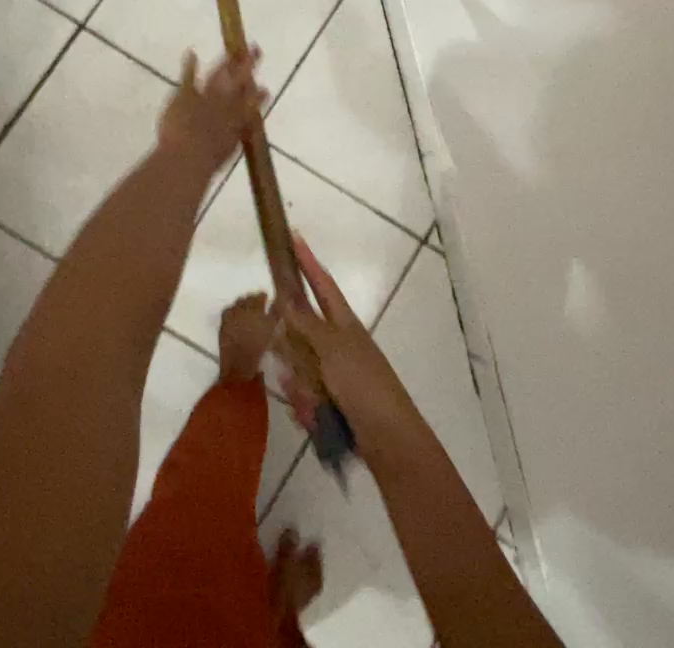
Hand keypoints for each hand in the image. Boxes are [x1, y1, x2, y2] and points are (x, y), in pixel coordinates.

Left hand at [157, 47, 264, 171]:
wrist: (187, 155)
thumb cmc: (207, 162)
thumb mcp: (229, 151)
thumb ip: (237, 137)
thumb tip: (245, 130)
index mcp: (239, 120)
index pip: (253, 104)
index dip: (260, 96)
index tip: (265, 89)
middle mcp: (227, 102)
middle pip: (241, 80)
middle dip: (249, 64)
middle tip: (257, 49)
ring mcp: (207, 95)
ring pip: (220, 73)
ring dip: (228, 60)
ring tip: (234, 48)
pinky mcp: (186, 93)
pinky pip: (188, 75)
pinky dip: (189, 64)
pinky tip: (191, 52)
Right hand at [281, 232, 430, 466]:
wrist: (388, 437)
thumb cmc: (364, 385)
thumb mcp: (332, 349)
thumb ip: (306, 325)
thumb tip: (285, 297)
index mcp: (344, 324)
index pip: (322, 285)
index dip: (307, 262)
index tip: (293, 236)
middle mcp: (338, 345)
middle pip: (300, 338)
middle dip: (294, 360)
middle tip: (301, 377)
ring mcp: (335, 375)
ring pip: (298, 372)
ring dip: (303, 391)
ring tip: (319, 405)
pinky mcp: (331, 402)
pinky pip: (304, 400)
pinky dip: (309, 411)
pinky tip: (320, 420)